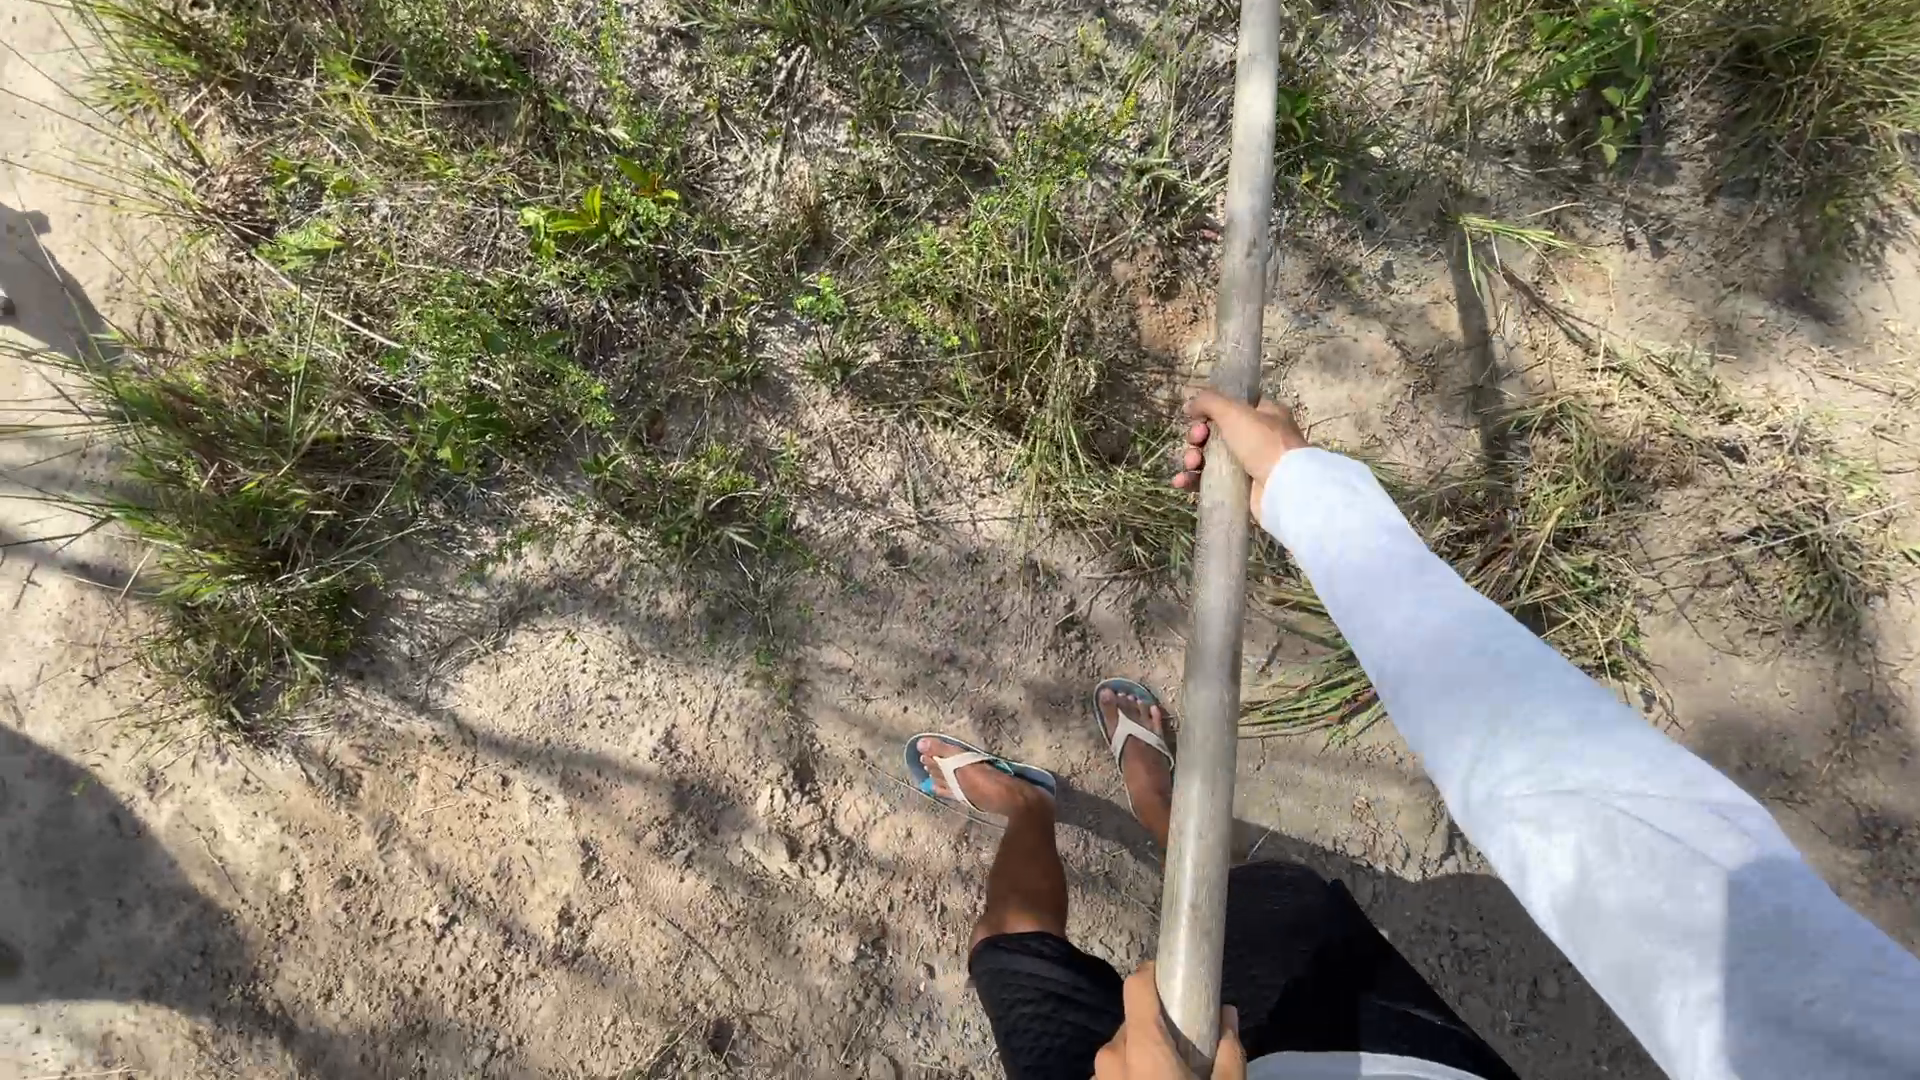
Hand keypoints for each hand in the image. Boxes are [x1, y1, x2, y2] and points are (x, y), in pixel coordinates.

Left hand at [1094, 963, 1246, 1079]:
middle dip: (1156, 1028)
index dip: (1153, 975)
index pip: (1136, 985)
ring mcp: (1097, 1076)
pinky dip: (1131, 1075)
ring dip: (1143, 1055)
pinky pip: (1114, 1074)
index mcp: (1141, 1046)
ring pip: (1123, 1050)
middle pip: (1133, 1022)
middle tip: (1183, 1048)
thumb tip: (1228, 1014)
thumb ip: (1228, 1054)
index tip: (1172, 977)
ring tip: (1170, 1075)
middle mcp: (1111, 1056)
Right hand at [1170, 389, 1308, 511]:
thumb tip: (1190, 404)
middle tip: (1196, 440)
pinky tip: (1181, 481)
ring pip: (1209, 457)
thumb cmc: (1262, 443)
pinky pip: (1209, 480)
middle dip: (1198, 436)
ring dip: (1193, 458)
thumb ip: (1209, 402)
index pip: (1231, 407)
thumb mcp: (1235, 412)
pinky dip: (1193, 480)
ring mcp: (1247, 464)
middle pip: (1215, 433)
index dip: (1210, 411)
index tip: (1197, 416)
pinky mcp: (1238, 487)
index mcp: (1263, 415)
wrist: (1283, 487)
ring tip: (1192, 464)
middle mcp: (1256, 438)